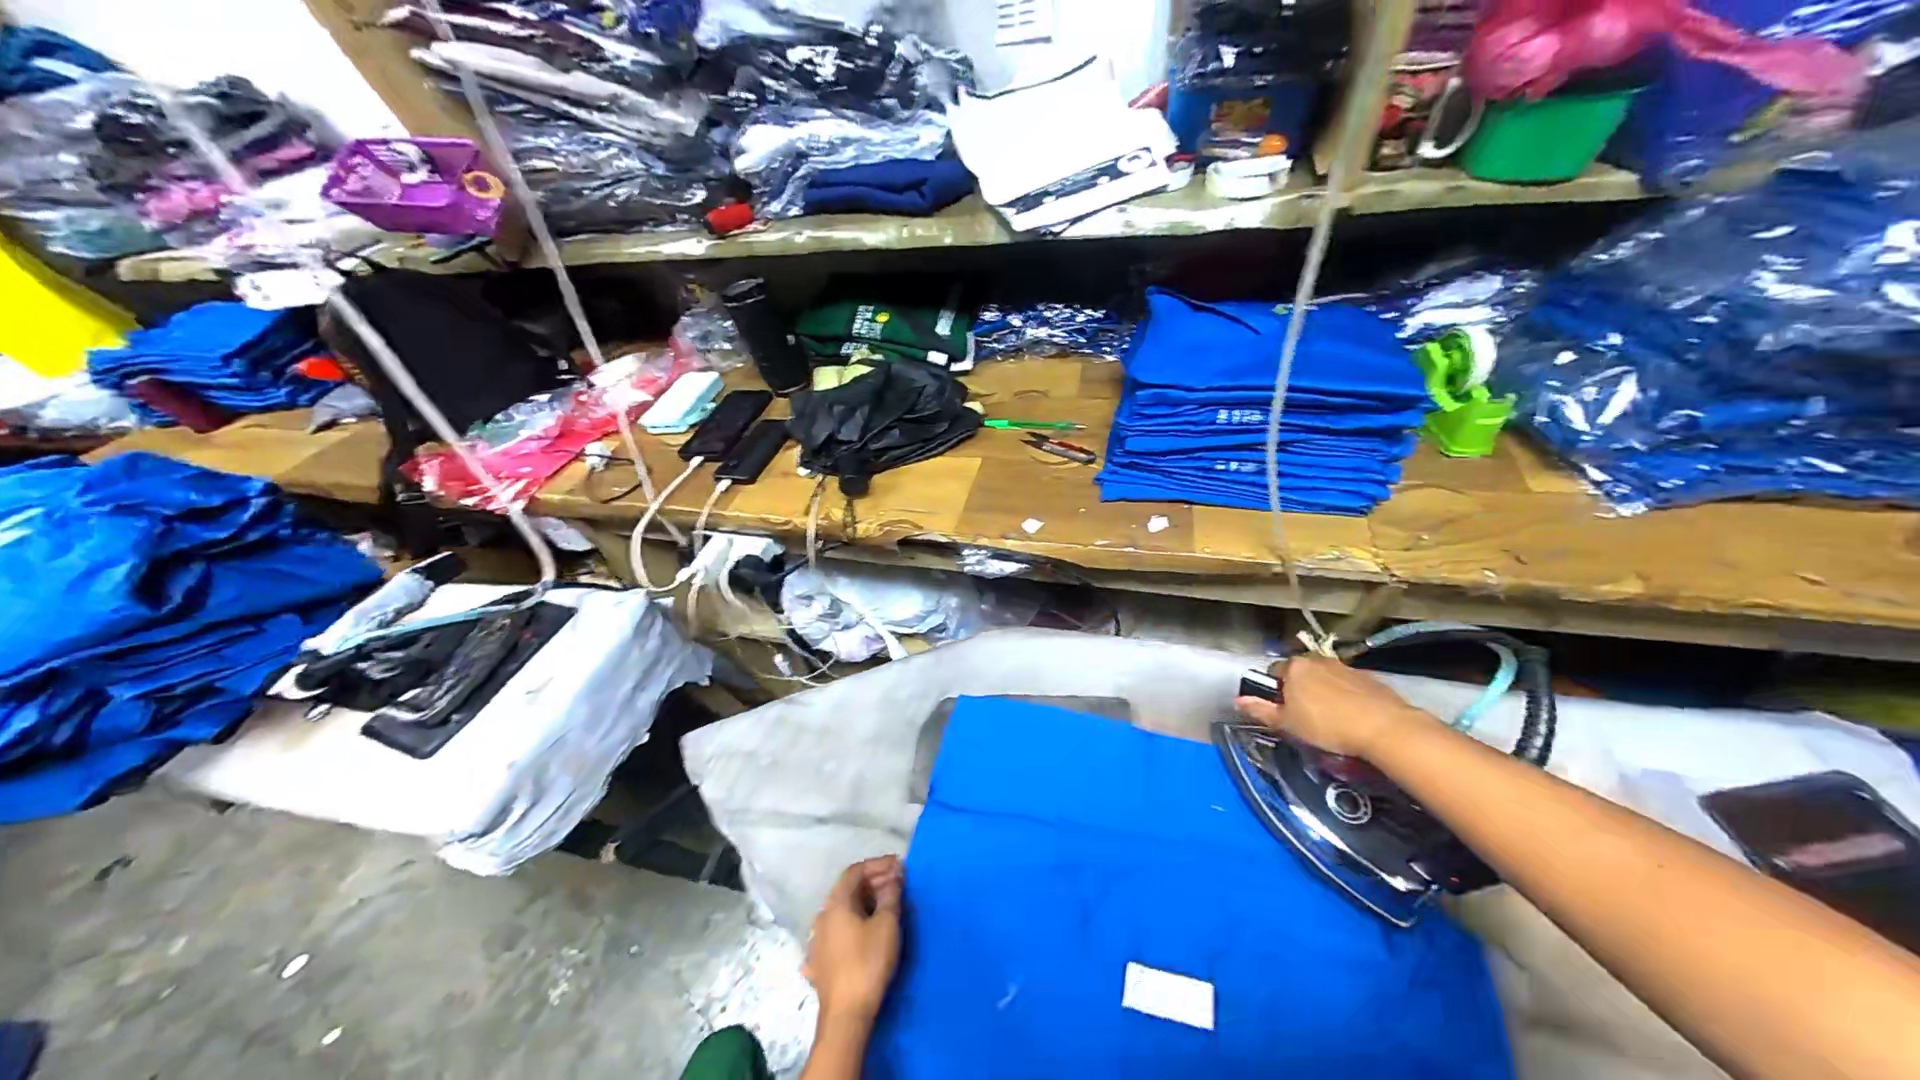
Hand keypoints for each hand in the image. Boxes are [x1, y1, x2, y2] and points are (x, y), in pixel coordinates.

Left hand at [804, 856, 903, 1025]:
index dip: (877, 864)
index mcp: (836, 903)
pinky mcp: (820, 962)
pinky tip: (865, 931)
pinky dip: (855, 923)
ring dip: (864, 902)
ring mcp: (818, 940)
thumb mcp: (887, 924)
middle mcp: (822, 916)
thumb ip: (890, 895)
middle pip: (847, 890)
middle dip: (873, 882)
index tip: (899, 865)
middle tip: (897, 883)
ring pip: (842, 911)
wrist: (846, 1015)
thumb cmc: (868, 962)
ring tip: (885, 905)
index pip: (855, 871)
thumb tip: (893, 875)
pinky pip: (838, 931)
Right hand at [1234, 654, 1431, 758]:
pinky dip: (1345, 696)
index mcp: (1294, 667)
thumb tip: (1238, 700)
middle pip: (1300, 673)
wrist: (1384, 728)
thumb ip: (1261, 710)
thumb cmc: (1326, 725)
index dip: (1275, 692)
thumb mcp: (1287, 723)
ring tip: (1330, 718)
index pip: (1274, 672)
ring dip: (1322, 692)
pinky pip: (1347, 685)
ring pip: (1324, 678)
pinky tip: (1351, 716)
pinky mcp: (1368, 677)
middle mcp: (1317, 660)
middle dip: (1299, 689)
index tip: (1283, 711)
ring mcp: (1344, 666)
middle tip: (1304, 716)